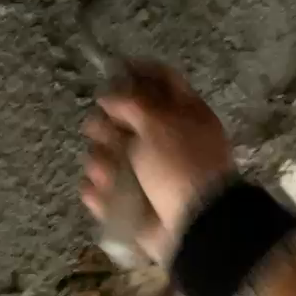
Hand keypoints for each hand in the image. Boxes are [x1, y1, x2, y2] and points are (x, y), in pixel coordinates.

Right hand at [81, 61, 234, 263]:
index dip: (137, 71)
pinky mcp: (133, 201)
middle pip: (125, 117)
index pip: (161, 80)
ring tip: (107, 171)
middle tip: (102, 130)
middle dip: (107, 123)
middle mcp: (166, 139)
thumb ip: (132, 101)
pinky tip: (102, 192)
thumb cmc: (181, 164)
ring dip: (102, 160)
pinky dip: (100, 192)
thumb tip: (108, 95)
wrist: (196, 226)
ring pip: (109, 154)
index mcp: (184, 114)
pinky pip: (104, 190)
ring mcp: (148, 172)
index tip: (111, 69)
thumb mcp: (159, 123)